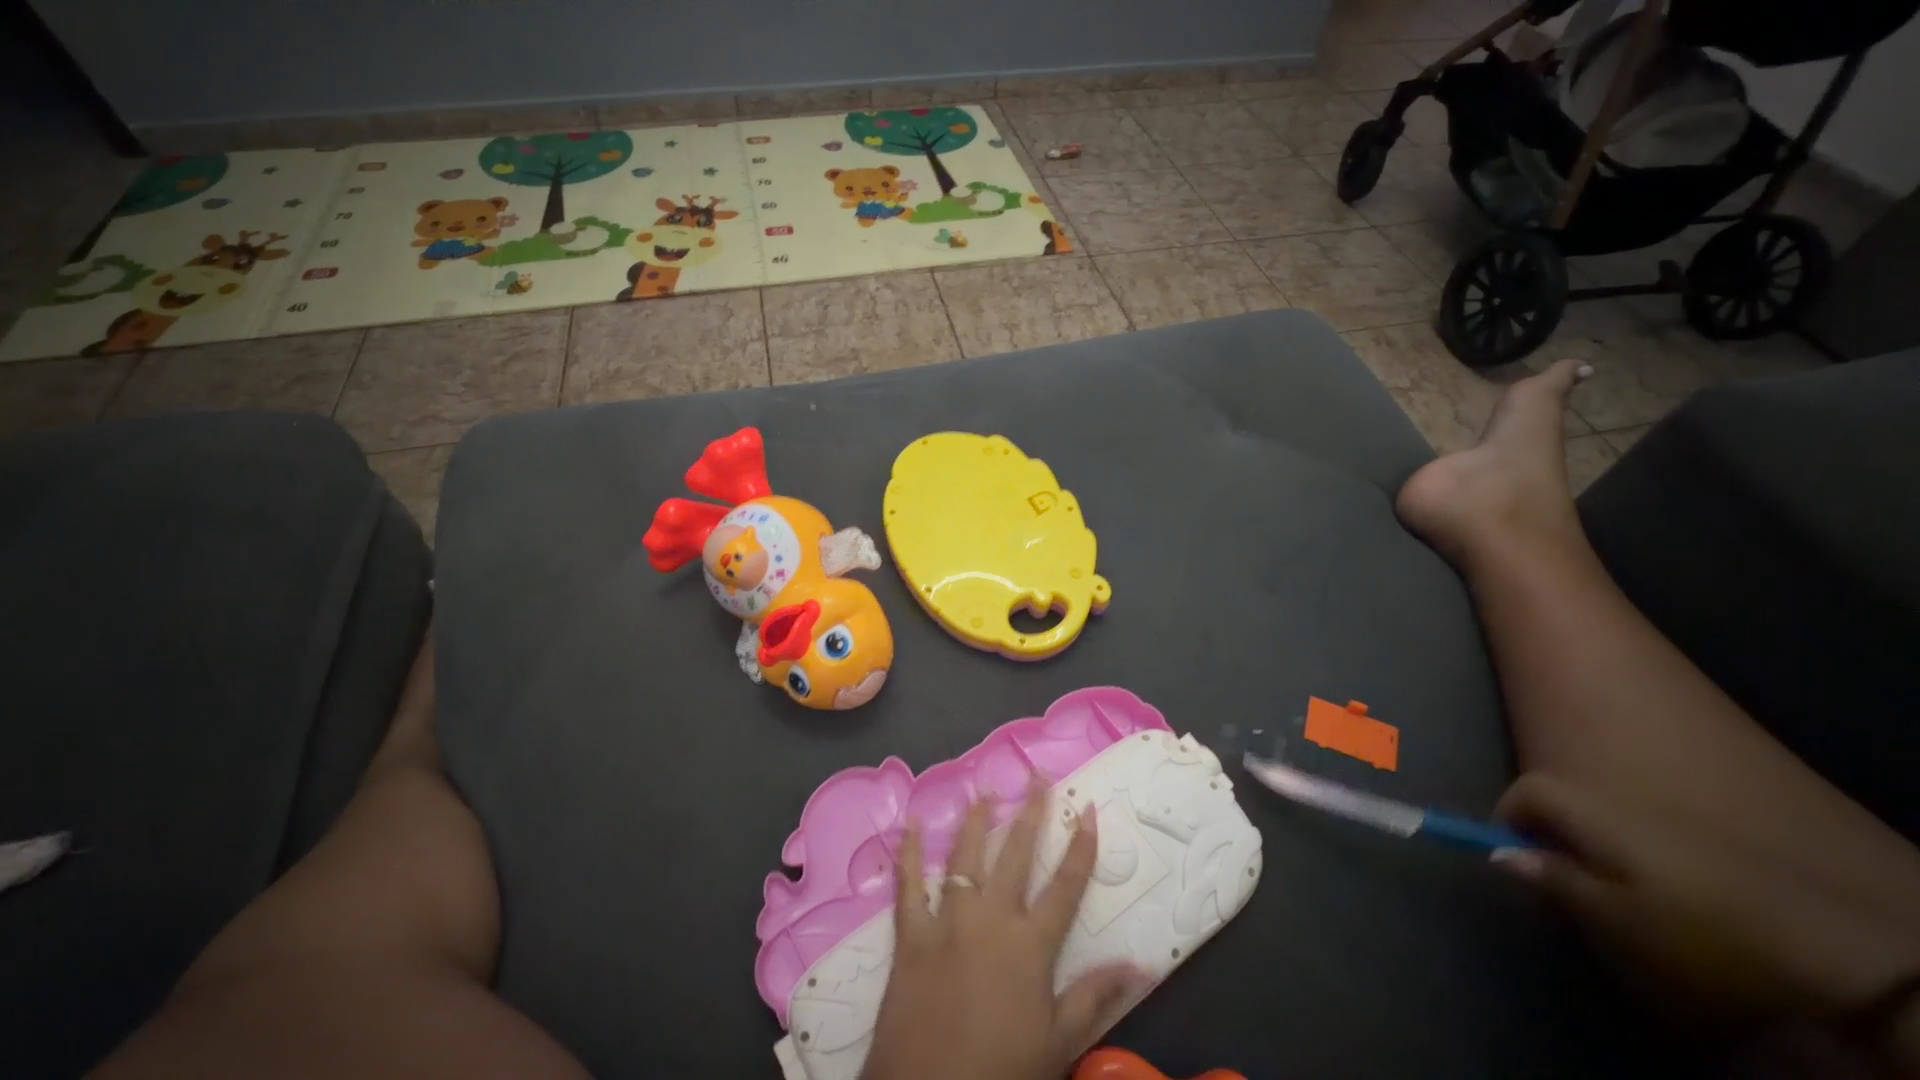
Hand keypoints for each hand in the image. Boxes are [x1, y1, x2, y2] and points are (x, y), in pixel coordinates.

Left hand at [859, 783, 1145, 1079]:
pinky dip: (908, 853)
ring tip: (986, 791)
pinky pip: (908, 885)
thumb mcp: (1058, 1040)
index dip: (1081, 848)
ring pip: (965, 859)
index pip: (1065, 887)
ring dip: (977, 823)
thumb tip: (1141, 964)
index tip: (1090, 811)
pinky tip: (911, 825)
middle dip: (1031, 815)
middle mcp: (991, 920)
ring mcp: (947, 922)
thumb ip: (1094, 996)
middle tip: (1038, 777)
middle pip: (1016, 857)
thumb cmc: (1000, 1068)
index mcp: (1031, 945)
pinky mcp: (910, 935)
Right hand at [1493, 773, 1919, 1018]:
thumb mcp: (1617, 917)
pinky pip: (1635, 839)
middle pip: (1563, 803)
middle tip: (1549, 885)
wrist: (1830, 948)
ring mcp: (1669, 827)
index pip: (1531, 791)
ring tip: (1594, 899)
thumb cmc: (1702, 930)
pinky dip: (1620, 861)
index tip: (1506, 855)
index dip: (1505, 815)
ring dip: (1581, 850)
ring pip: (1599, 823)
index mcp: (1600, 818)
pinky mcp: (1702, 850)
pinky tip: (1644, 903)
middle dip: (1543, 836)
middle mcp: (1628, 810)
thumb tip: (1498, 853)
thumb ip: (1557, 880)